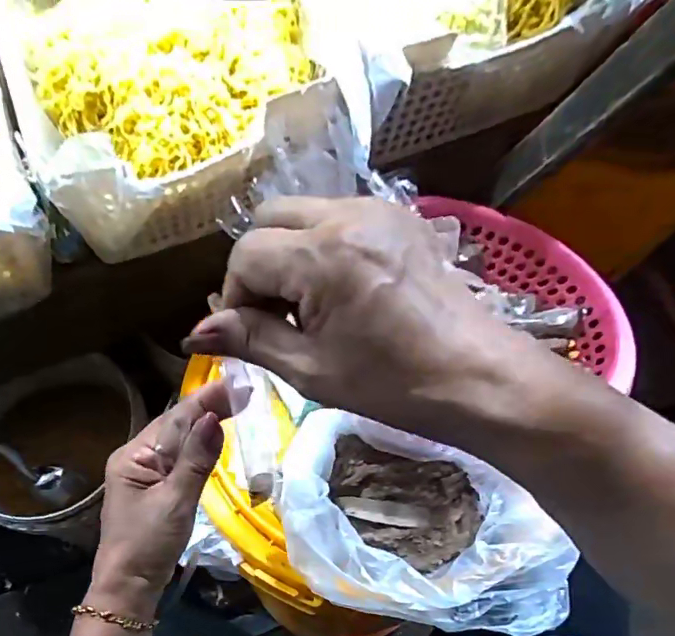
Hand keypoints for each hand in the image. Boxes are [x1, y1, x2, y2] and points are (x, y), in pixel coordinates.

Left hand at [87, 382, 234, 621]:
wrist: (129, 587)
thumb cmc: (148, 544)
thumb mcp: (175, 501)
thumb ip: (196, 460)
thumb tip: (214, 419)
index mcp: (133, 456)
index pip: (174, 418)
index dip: (206, 400)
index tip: (237, 383)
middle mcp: (135, 459)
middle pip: (174, 426)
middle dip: (206, 408)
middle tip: (242, 391)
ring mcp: (143, 477)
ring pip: (176, 443)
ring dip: (202, 425)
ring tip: (232, 406)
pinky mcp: (153, 493)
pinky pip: (177, 462)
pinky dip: (196, 449)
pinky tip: (210, 441)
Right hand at [180, 196, 598, 444]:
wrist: (476, 377)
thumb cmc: (392, 385)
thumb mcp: (311, 370)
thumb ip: (251, 340)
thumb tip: (197, 331)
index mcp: (322, 256)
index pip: (246, 255)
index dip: (235, 297)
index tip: (251, 335)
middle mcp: (347, 215)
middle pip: (269, 218)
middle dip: (257, 266)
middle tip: (274, 318)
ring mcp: (378, 210)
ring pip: (302, 213)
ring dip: (287, 255)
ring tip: (307, 309)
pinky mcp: (400, 218)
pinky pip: (337, 217)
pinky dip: (319, 248)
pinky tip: (337, 293)